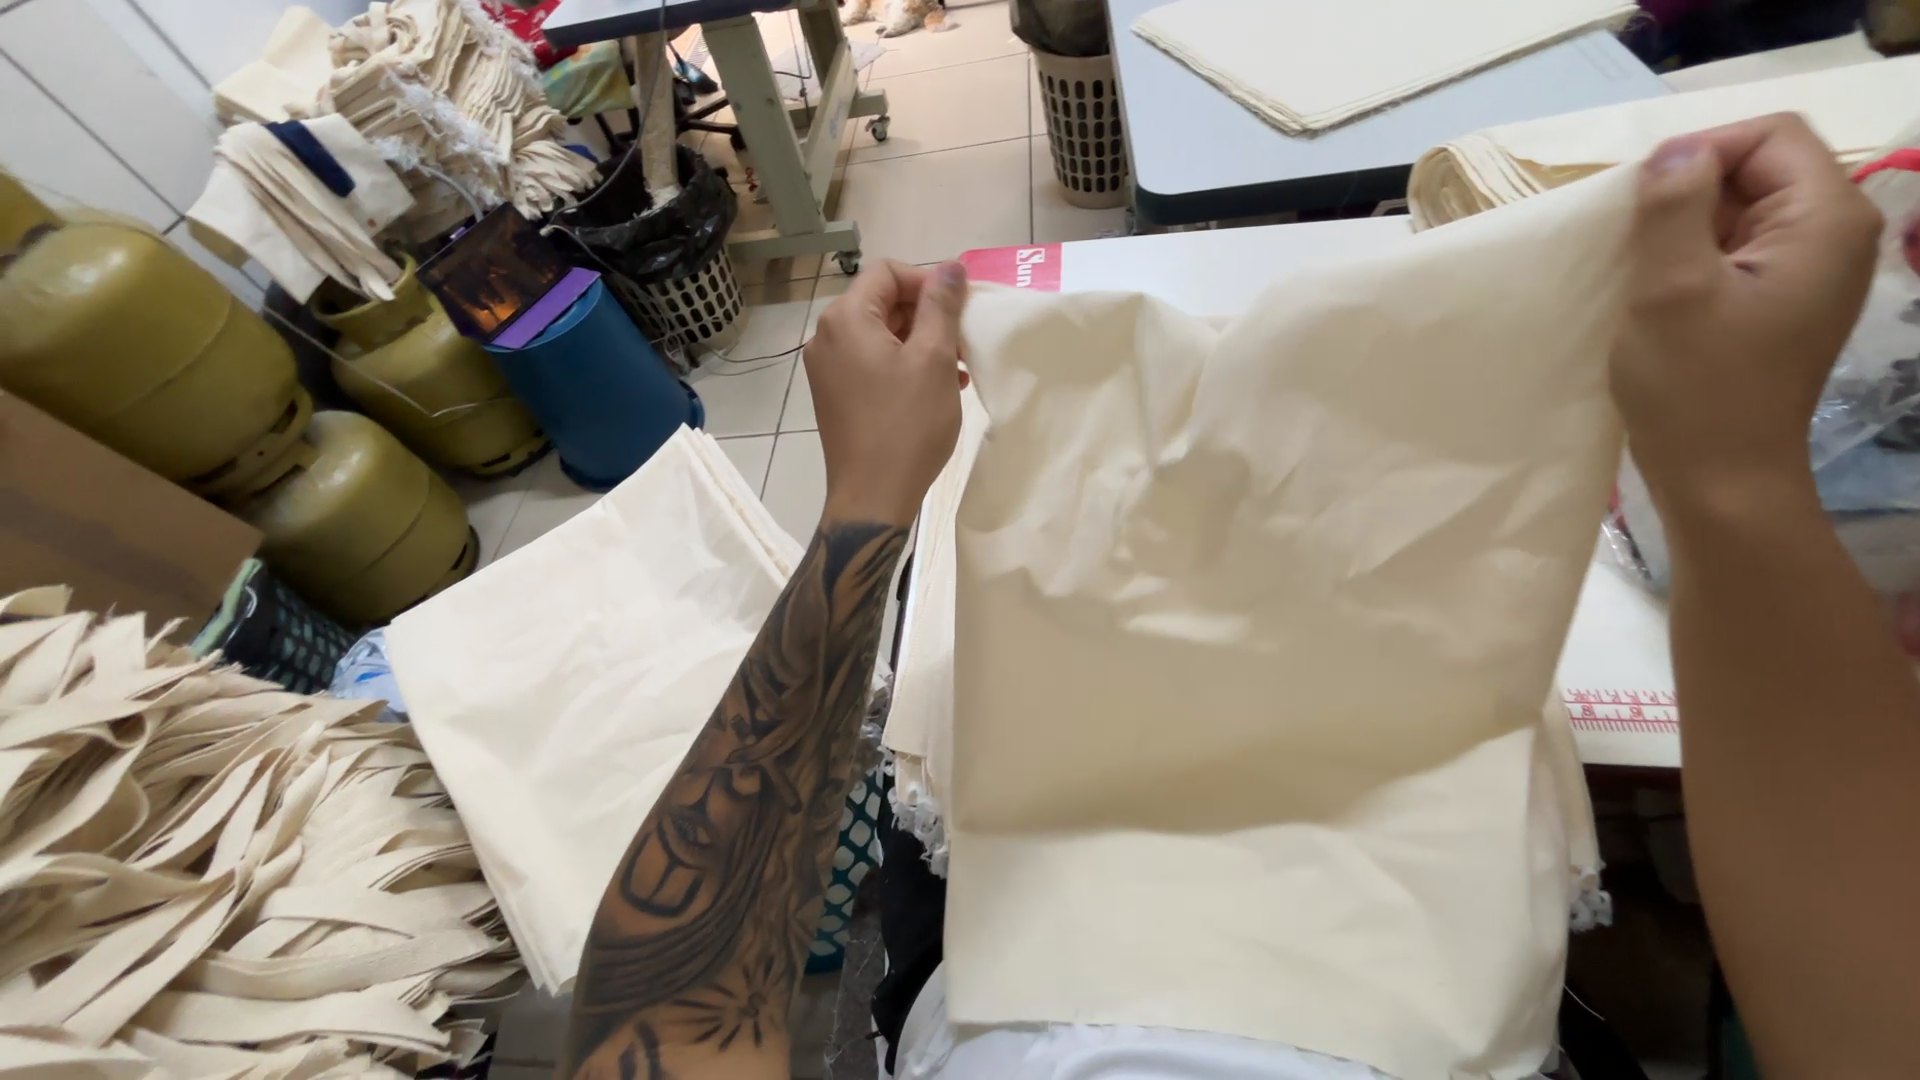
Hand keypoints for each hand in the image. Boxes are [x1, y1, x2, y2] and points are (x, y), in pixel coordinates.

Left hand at [803, 259, 969, 526]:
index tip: (959, 311)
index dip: (928, 282)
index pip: (887, 272)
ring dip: (919, 344)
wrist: (872, 497)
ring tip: (956, 371)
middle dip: (926, 316)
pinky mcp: (834, 396)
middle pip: (881, 303)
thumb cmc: (907, 426)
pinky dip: (902, 366)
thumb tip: (951, 267)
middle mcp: (827, 337)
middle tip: (962, 343)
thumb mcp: (933, 360)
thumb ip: (942, 307)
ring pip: (880, 336)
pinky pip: (871, 364)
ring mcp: (827, 369)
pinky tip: (934, 389)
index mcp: (845, 319)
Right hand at [1612, 113, 1879, 515]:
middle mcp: (1830, 236)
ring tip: (1632, 273)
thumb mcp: (1670, 290)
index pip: (1769, 138)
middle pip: (1757, 172)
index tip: (1632, 203)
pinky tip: (1651, 297)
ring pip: (1738, 216)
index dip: (1698, 152)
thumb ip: (1672, 211)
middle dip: (1684, 194)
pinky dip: (1685, 262)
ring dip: (1677, 233)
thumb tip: (1672, 152)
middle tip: (1623, 244)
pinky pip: (1730, 256)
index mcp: (1824, 220)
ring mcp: (1804, 274)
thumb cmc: (1694, 383)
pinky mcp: (1774, 305)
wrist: (1719, 472)